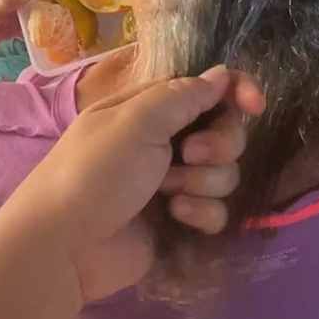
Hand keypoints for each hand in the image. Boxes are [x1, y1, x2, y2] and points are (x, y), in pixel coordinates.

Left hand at [2, 66, 264, 301]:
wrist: (64, 244)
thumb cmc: (96, 171)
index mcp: (148, 106)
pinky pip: (214, 209)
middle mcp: (162, 139)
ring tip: (170, 192)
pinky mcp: (176, 219)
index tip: (254, 106)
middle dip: (218, 144)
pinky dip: (201, 213)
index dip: (234, 92)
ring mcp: (169, 180)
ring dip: (204, 181)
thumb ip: (182, 96)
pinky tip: (176, 217)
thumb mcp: (136, 121)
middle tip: (190, 156)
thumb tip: (222, 74)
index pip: (202, 88)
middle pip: (222, 130)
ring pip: (222, 173)